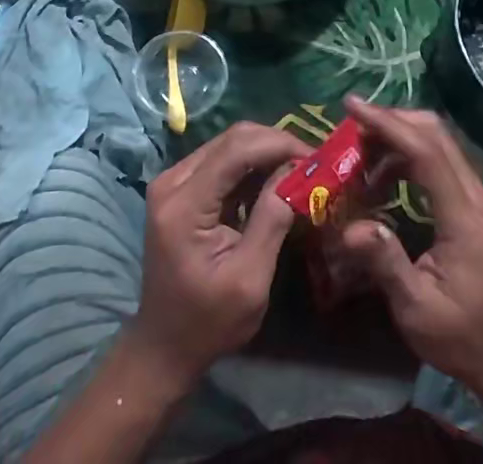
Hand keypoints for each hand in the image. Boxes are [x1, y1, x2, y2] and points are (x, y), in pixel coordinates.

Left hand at [130, 121, 308, 376]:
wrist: (165, 342)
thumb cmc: (209, 321)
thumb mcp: (249, 279)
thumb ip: (271, 221)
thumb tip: (297, 174)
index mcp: (183, 204)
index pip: (235, 151)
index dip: (278, 145)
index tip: (317, 158)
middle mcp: (172, 181)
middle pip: (230, 139)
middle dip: (275, 143)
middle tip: (314, 162)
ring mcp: (172, 182)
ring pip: (226, 145)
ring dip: (265, 152)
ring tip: (301, 169)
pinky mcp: (179, 189)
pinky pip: (220, 162)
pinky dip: (250, 165)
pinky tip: (276, 180)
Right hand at [338, 95, 482, 399]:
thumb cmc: (462, 337)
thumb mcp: (417, 309)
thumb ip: (385, 263)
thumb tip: (349, 227)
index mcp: (465, 218)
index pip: (426, 153)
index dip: (388, 124)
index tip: (351, 106)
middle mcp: (476, 197)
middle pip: (435, 134)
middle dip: (390, 121)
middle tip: (348, 130)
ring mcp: (476, 198)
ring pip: (437, 143)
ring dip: (396, 137)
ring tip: (357, 158)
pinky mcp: (471, 205)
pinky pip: (437, 161)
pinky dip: (405, 154)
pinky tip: (380, 179)